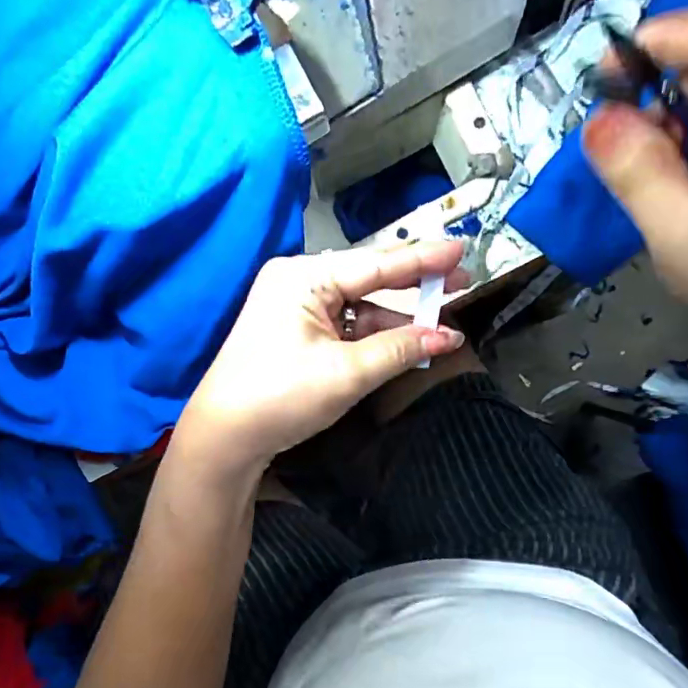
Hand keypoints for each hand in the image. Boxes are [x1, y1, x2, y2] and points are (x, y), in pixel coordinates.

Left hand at [173, 241, 465, 476]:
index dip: (424, 259)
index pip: (376, 263)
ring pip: (359, 305)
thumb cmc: (281, 397)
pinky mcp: (295, 332)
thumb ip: (400, 349)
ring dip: (396, 318)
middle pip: (368, 279)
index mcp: (303, 277)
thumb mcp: (347, 373)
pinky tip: (404, 341)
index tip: (462, 250)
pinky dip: (374, 335)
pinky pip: (344, 324)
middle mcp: (297, 282)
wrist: (225, 438)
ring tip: (440, 323)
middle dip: (414, 286)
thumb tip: (447, 336)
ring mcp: (294, 307)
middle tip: (461, 283)